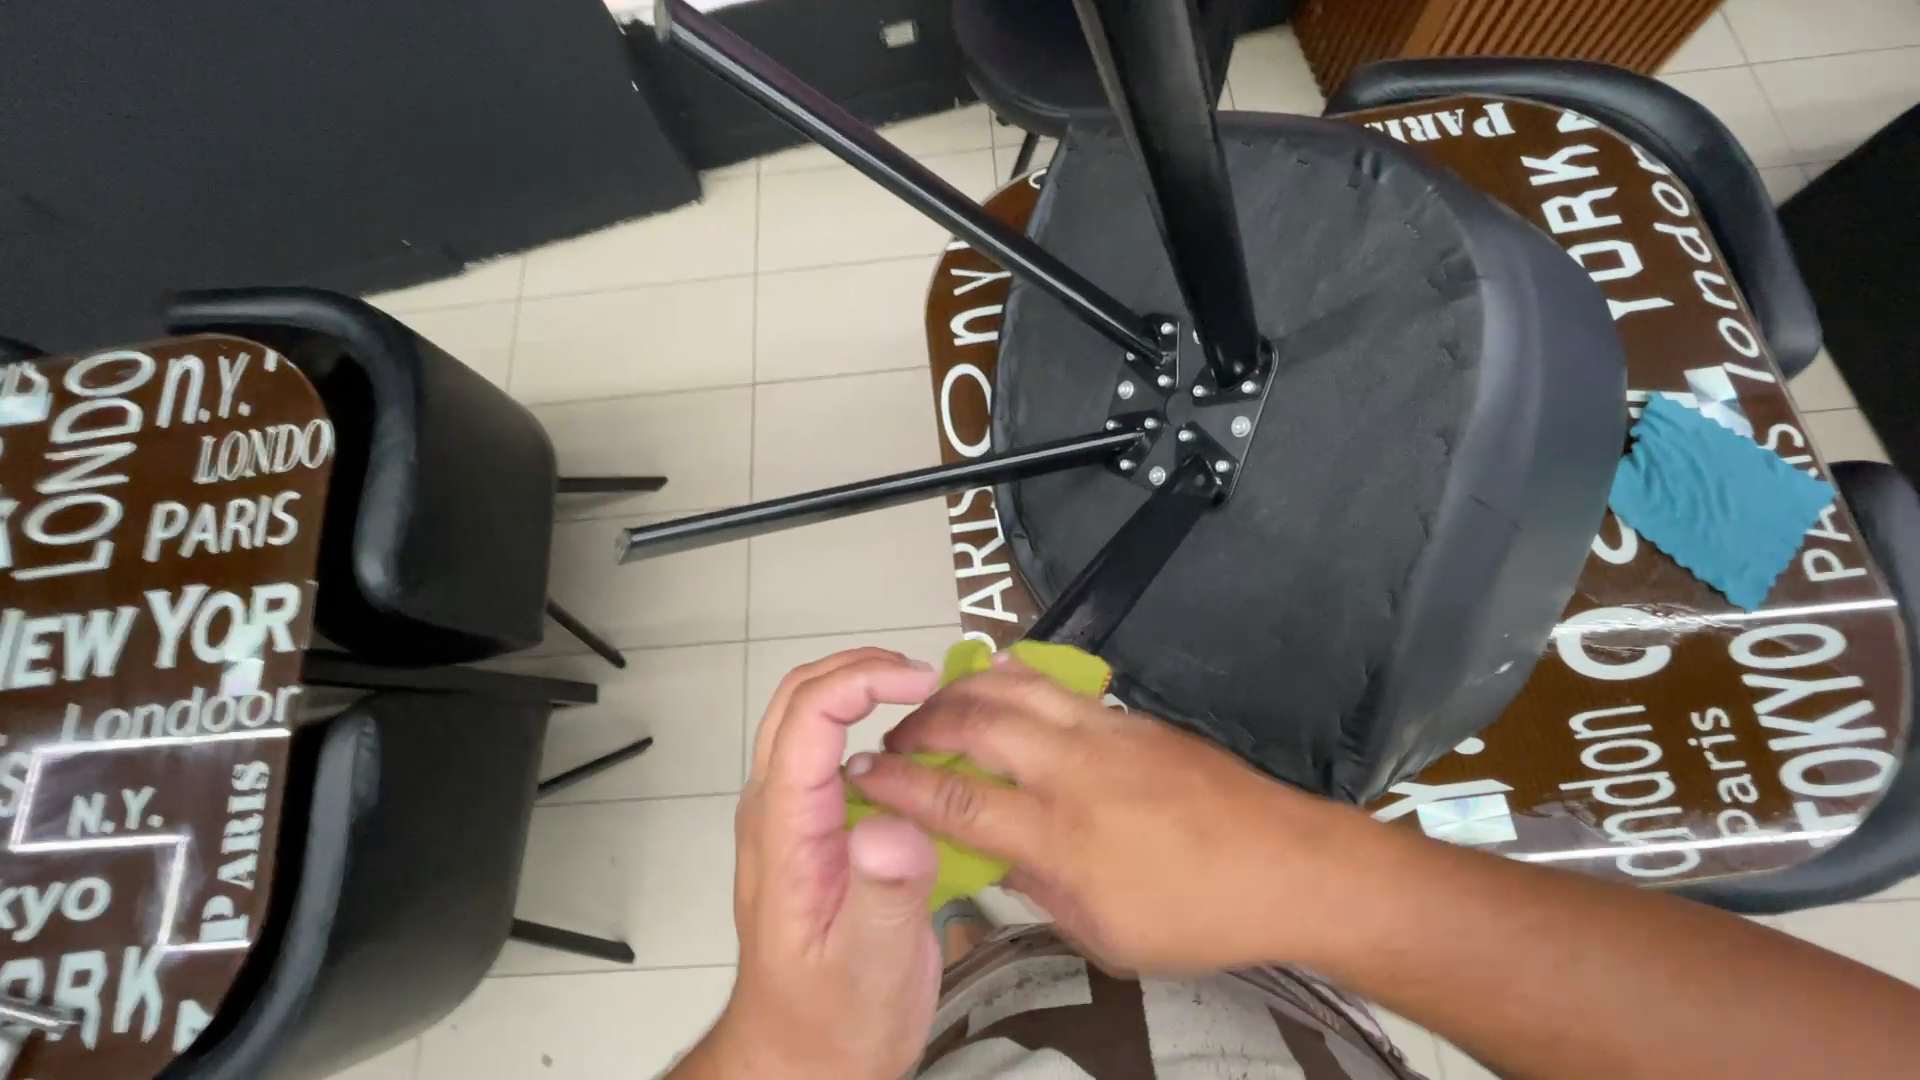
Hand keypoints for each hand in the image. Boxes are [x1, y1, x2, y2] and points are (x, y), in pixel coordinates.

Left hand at [676, 649, 944, 1079]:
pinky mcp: (803, 823)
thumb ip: (885, 895)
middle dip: (859, 668)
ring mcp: (783, 813)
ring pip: (802, 713)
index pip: (807, 720)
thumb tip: (891, 824)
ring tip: (921, 694)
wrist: (799, 1058)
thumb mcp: (872, 967)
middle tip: (925, 677)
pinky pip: (820, 743)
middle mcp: (774, 809)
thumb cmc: (836, 1020)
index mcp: (786, 832)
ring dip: (857, 684)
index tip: (924, 683)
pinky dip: (860, 714)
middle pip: (795, 698)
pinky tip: (907, 735)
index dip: (863, 682)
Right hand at [847, 659, 1359, 974]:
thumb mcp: (1103, 933)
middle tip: (896, 737)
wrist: (1286, 865)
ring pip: (1014, 687)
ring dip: (962, 690)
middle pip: (977, 724)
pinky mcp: (1128, 716)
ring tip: (935, 703)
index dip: (900, 786)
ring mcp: (1104, 732)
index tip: (862, 774)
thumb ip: (1036, 886)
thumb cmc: (1195, 916)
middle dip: (922, 725)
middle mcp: (1074, 770)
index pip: (958, 801)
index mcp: (1063, 836)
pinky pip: (1056, 685)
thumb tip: (992, 854)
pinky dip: (1012, 679)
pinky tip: (996, 682)